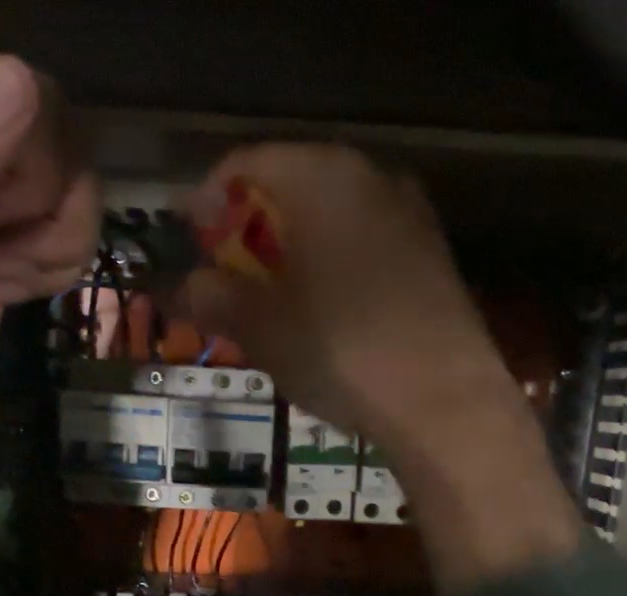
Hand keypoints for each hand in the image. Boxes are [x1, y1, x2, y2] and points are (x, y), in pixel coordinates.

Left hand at [0, 48, 99, 433]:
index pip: (13, 88)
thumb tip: (15, 78)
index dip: (17, 171)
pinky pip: (75, 204)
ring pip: (73, 170)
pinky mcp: (7, 181)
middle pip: (53, 129)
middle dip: (36, 213)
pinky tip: (6, 274)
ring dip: (48, 241)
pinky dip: (52, 255)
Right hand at [175, 144, 517, 457]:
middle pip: (291, 184)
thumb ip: (212, 297)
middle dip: (250, 229)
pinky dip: (333, 263)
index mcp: (321, 176)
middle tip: (227, 277)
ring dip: (293, 248)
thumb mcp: (261, 327)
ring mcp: (410, 213)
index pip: (244, 163)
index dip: (205, 202)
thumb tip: (181, 287)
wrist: (444, 400)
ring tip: (274, 298)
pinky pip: (365, 242)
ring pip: (332, 215)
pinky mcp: (433, 253)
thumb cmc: (341, 351)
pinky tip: (326, 310)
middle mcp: (371, 177)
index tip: (189, 246)